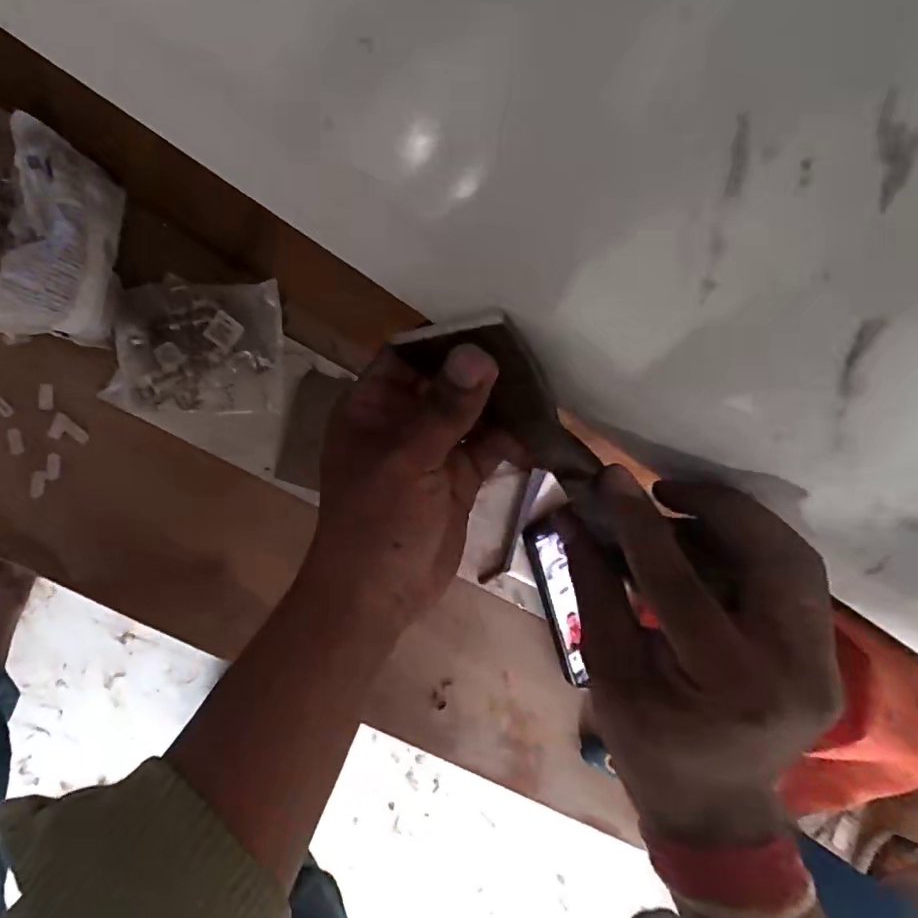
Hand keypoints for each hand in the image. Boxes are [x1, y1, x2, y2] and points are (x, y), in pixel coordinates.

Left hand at [297, 345, 526, 628]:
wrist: (377, 594)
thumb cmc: (376, 521)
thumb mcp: (408, 459)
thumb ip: (445, 409)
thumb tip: (478, 353)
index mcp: (369, 407)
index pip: (404, 356)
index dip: (442, 340)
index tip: (491, 323)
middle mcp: (398, 421)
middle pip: (442, 381)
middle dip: (481, 370)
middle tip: (534, 350)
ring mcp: (429, 450)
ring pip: (468, 414)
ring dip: (502, 404)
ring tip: (547, 384)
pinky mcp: (456, 478)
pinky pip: (486, 448)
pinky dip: (512, 440)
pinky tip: (545, 428)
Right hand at [559, 468, 840, 846]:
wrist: (712, 800)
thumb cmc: (645, 740)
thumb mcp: (605, 665)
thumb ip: (593, 586)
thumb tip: (571, 518)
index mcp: (728, 683)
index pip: (680, 583)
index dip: (640, 523)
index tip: (612, 478)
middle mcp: (795, 670)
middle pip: (776, 560)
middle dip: (721, 508)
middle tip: (663, 487)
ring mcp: (824, 665)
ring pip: (797, 563)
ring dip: (739, 525)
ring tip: (679, 513)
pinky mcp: (826, 656)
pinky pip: (794, 580)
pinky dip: (750, 548)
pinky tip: (705, 547)